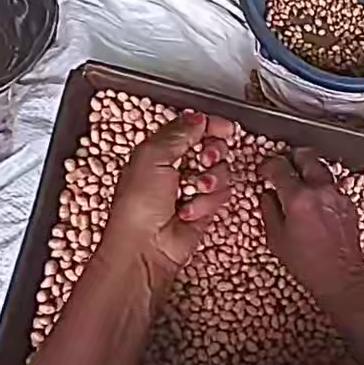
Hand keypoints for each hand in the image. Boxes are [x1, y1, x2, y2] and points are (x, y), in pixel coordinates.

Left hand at [101, 109, 234, 280]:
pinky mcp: (206, 208)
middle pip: (213, 147)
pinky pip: (223, 195)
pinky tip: (190, 212)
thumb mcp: (152, 157)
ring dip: (211, 180)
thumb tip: (198, 118)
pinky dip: (208, 202)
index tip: (225, 128)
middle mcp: (179, 167)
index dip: (210, 125)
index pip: (193, 128)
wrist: (145, 247)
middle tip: (205, 160)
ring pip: (222, 171)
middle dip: (214, 152)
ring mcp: (194, 188)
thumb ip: (178, 133)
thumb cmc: (138, 205)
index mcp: (161, 150)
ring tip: (195, 190)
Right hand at [259, 148, 363, 307]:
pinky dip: (321, 187)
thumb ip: (269, 210)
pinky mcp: (349, 203)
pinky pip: (332, 186)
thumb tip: (267, 195)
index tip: (263, 171)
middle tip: (282, 167)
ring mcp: (338, 195)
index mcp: (298, 198)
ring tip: (298, 182)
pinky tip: (315, 201)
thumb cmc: (307, 263)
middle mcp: (321, 190)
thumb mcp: (277, 239)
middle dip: (291, 158)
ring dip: (308, 170)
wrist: (341, 277)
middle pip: (305, 156)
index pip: (279, 167)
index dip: (267, 165)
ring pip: (322, 169)